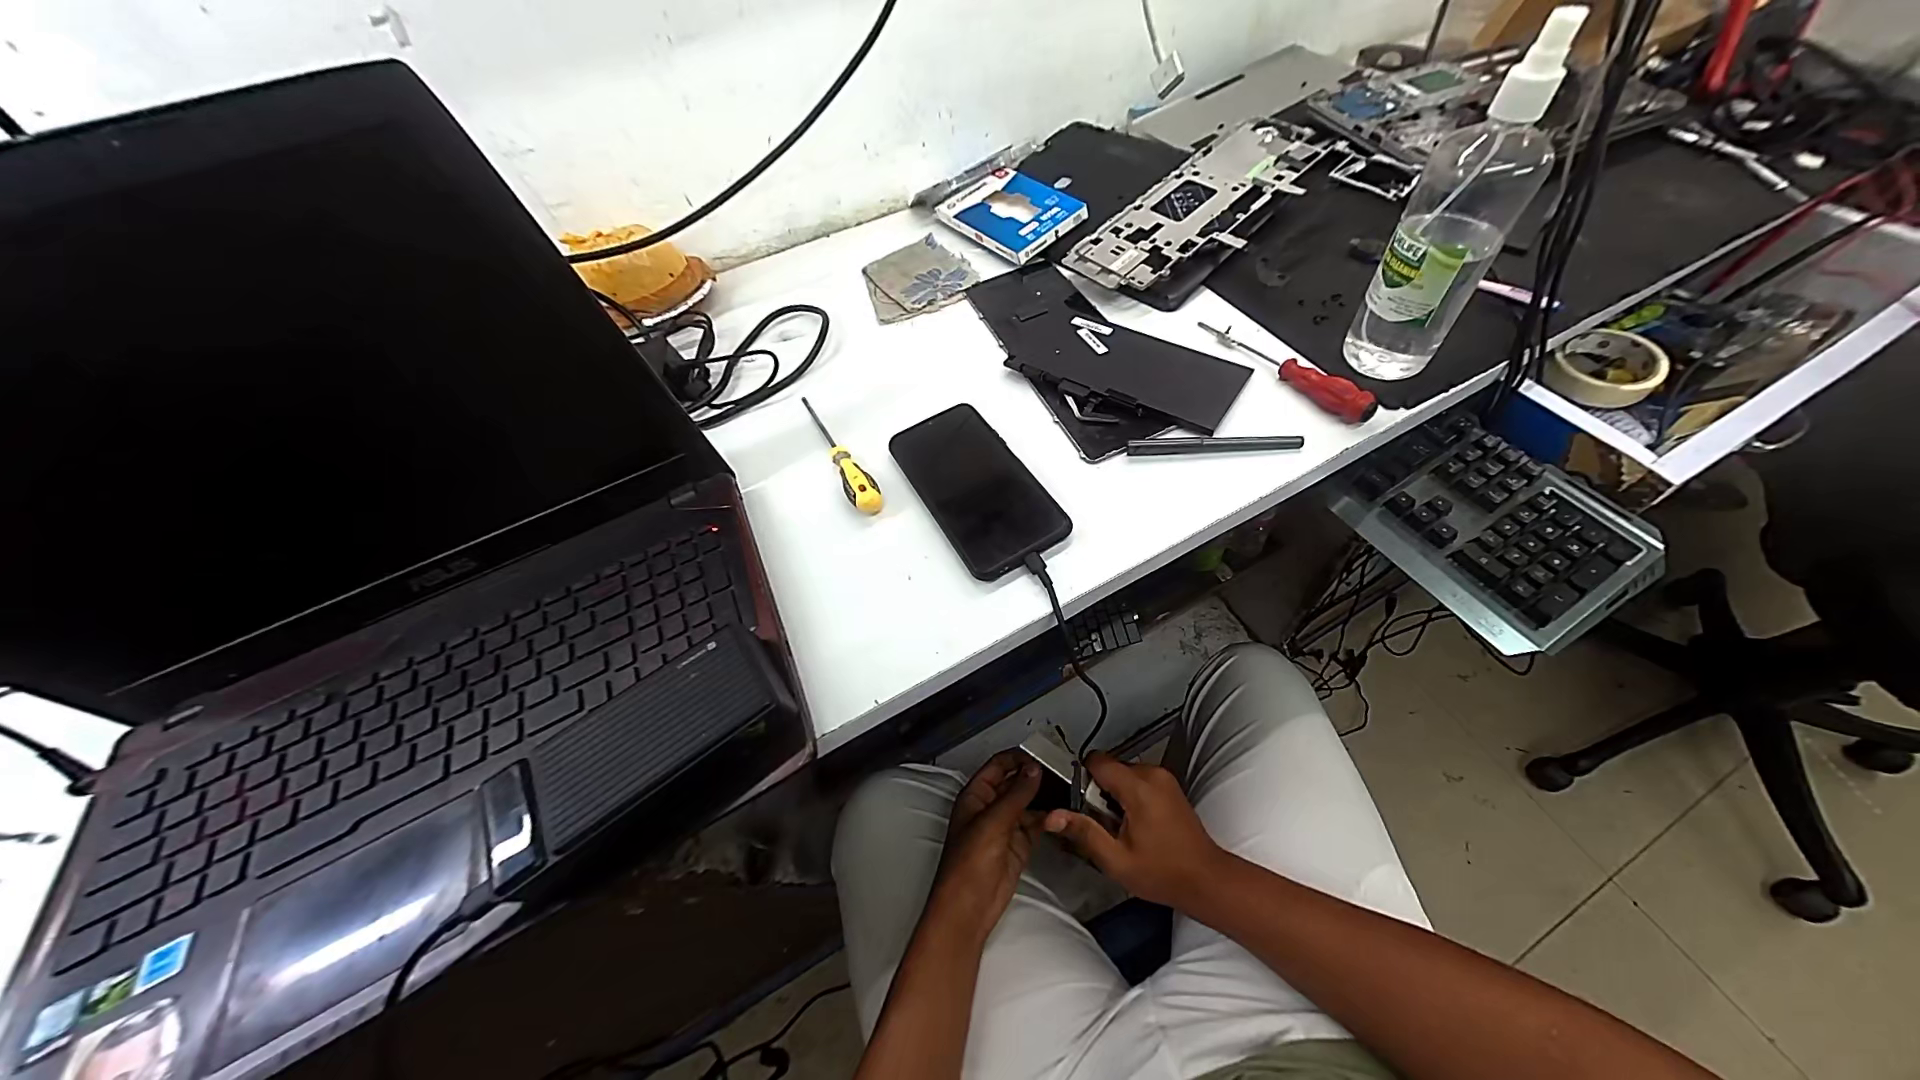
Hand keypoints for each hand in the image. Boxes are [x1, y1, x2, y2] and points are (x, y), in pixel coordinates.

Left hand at [926, 752, 1042, 944]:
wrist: (970, 907)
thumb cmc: (966, 866)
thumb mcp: (993, 822)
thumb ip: (1016, 794)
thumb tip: (1032, 770)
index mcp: (974, 796)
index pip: (997, 766)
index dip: (1017, 757)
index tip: (1040, 753)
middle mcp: (989, 808)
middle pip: (1014, 782)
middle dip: (1034, 775)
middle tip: (1058, 768)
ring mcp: (1004, 827)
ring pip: (1027, 803)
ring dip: (1043, 796)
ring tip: (1065, 786)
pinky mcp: (1018, 845)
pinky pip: (1035, 824)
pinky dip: (1048, 817)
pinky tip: (1061, 812)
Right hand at [1044, 752, 1228, 910]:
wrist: (1206, 880)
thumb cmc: (1165, 874)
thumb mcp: (1116, 860)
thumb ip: (1083, 832)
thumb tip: (1053, 817)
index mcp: (1139, 788)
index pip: (1096, 761)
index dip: (1083, 780)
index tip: (1084, 804)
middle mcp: (1153, 774)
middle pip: (1109, 767)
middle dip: (1099, 791)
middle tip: (1106, 824)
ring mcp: (1164, 778)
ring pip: (1122, 773)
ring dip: (1114, 794)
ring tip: (1123, 828)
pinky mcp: (1169, 785)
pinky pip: (1137, 779)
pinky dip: (1129, 796)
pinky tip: (1136, 825)